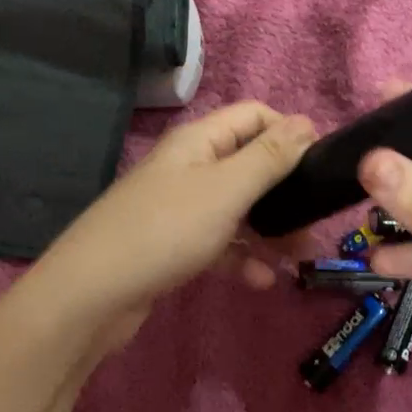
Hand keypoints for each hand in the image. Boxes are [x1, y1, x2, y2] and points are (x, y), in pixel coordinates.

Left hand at [33, 101, 318, 348]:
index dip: (289, 132)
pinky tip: (262, 281)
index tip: (321, 164)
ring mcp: (180, 206)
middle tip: (317, 218)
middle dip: (285, 188)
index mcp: (199, 141)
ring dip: (270, 227)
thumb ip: (268, 157)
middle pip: (248, 163)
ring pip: (238, 207)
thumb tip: (306, 123)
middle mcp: (190, 166)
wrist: (90, 296)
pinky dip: (242, 256)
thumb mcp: (225, 190)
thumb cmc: (165, 231)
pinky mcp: (174, 244)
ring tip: (300, 256)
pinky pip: (219, 241)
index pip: (253, 115)